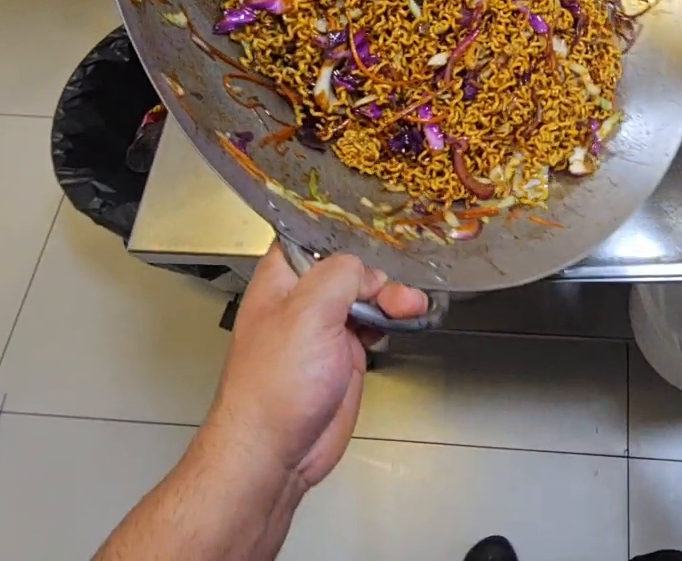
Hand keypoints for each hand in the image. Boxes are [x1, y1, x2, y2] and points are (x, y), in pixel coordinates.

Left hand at [204, 245, 428, 487]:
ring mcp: (324, 326)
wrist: (275, 454)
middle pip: (349, 265)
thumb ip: (342, 275)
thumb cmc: (272, 388)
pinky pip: (376, 323)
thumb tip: (367, 274)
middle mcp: (303, 298)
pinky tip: (406, 320)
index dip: (344, 228)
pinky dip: (395, 319)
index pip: (313, 233)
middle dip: (378, 271)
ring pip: (367, 294)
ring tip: (409, 307)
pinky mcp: (344, 353)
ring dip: (393, 296)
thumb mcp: (308, 312)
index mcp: (281, 278)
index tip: (376, 227)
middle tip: (393, 289)